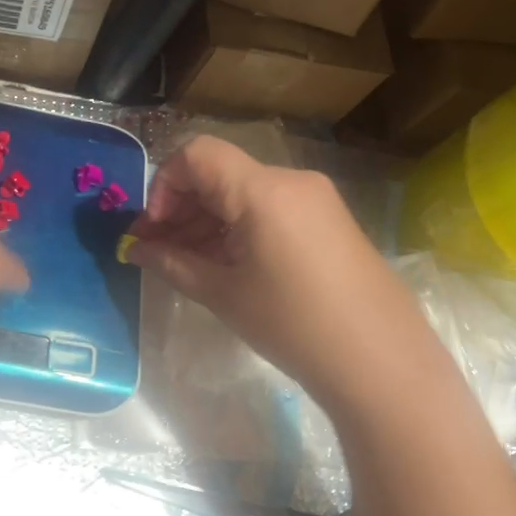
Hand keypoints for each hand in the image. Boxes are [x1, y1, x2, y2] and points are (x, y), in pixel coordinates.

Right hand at [127, 136, 425, 400]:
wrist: (380, 360)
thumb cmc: (292, 324)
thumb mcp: (221, 293)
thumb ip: (171, 262)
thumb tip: (135, 249)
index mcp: (262, 191)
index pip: (196, 155)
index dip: (164, 185)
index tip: (154, 230)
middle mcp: (290, 181)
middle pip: (218, 174)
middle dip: (181, 208)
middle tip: (157, 252)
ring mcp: (314, 200)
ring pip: (242, 193)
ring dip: (206, 221)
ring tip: (187, 265)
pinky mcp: (327, 221)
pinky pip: (268, 210)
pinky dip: (237, 229)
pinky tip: (225, 267)